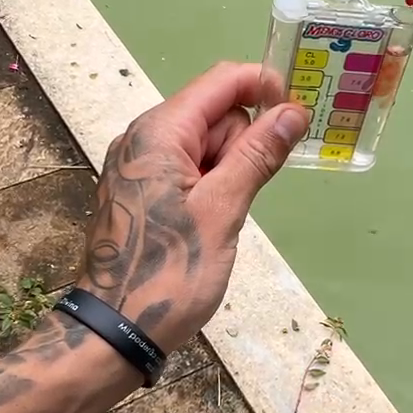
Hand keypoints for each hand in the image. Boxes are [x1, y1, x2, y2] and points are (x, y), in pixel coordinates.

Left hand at [78, 63, 306, 350]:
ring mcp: (138, 168)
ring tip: (218, 221)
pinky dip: (210, 188)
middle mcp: (143, 139)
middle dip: (242, 145)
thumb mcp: (223, 210)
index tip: (296, 119)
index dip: (263, 87)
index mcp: (159, 131)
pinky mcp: (140, 194)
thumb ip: (257, 155)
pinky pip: (187, 172)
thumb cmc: (171, 271)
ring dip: (228, 173)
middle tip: (236, 200)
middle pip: (215, 115)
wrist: (116, 331)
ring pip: (204, 147)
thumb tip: (292, 111)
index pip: (221, 81)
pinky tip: (207, 223)